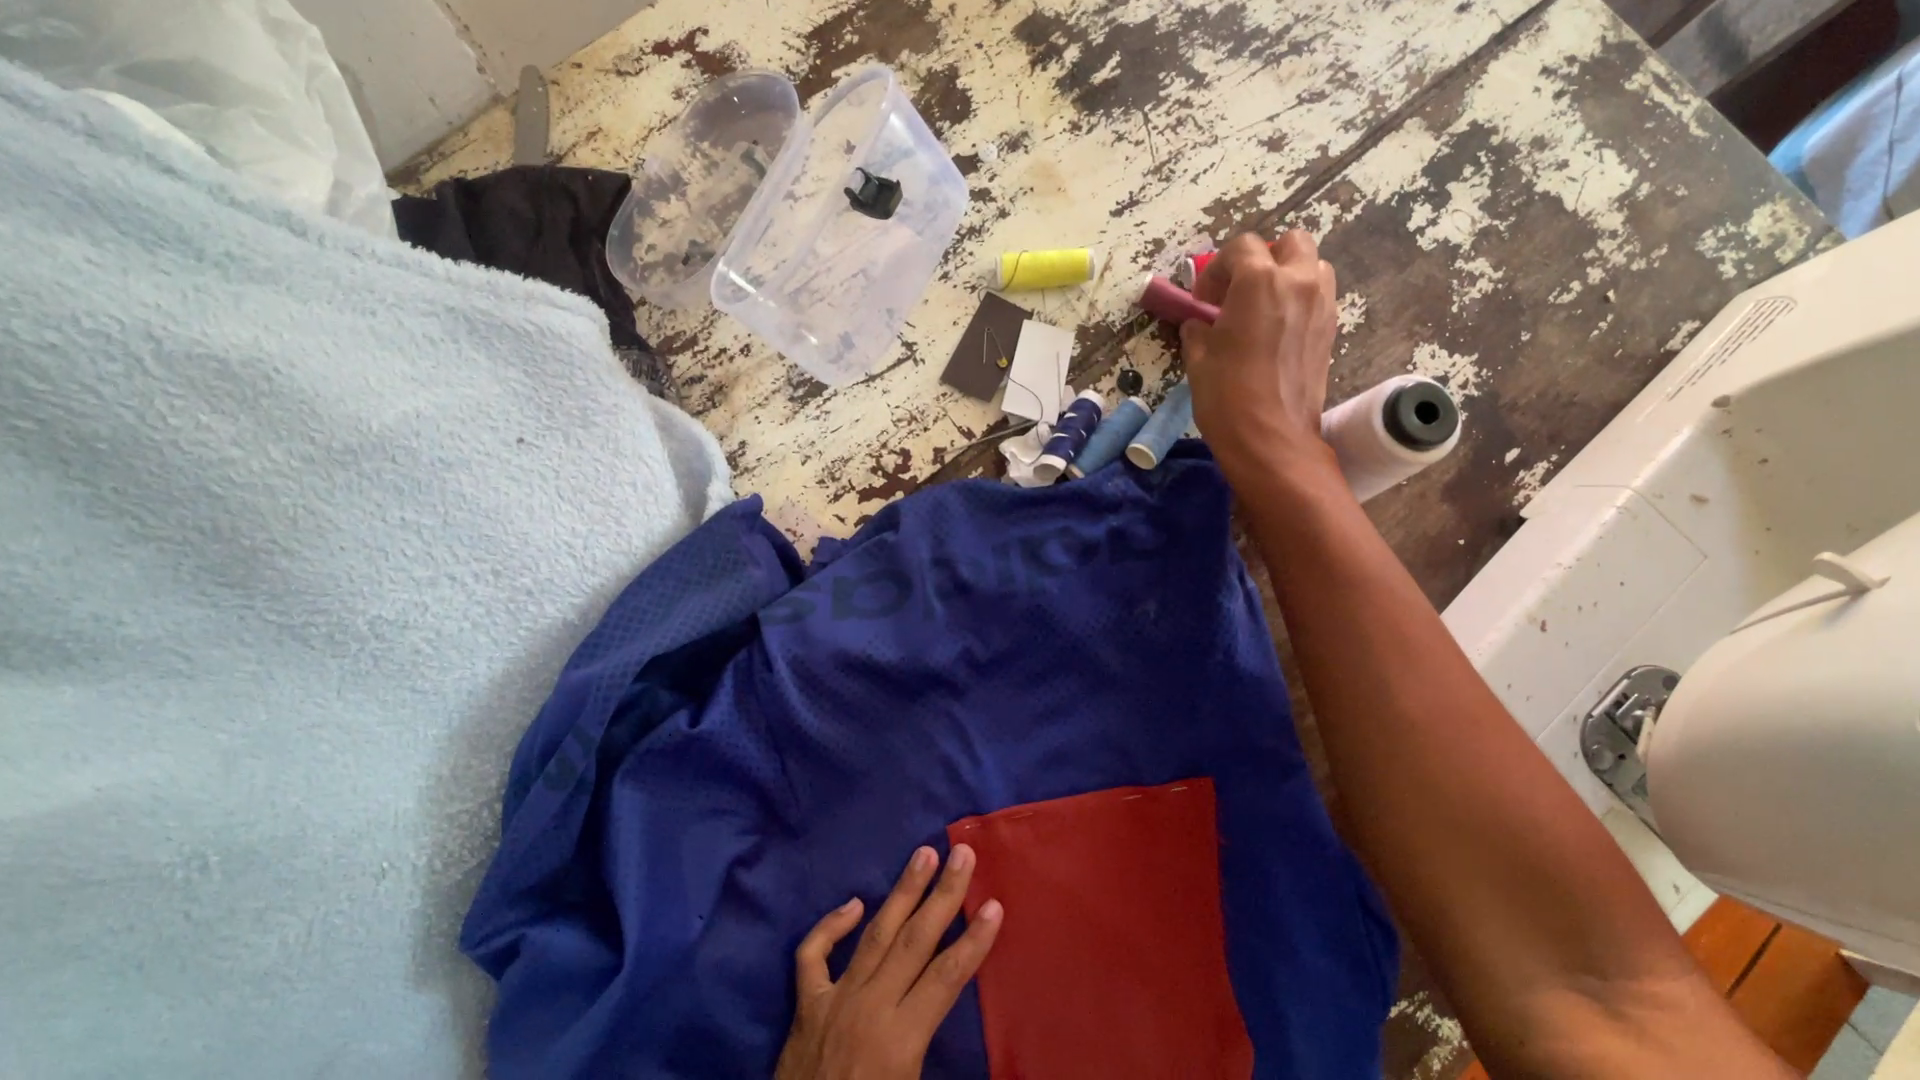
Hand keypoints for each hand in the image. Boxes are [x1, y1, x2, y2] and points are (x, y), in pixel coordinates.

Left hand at [774, 844, 1003, 1079]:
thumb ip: (938, 1050)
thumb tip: (986, 1048)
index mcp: (901, 1039)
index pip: (947, 978)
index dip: (974, 941)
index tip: (995, 906)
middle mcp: (870, 1007)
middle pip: (915, 941)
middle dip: (943, 895)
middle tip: (963, 854)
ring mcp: (835, 999)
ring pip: (874, 934)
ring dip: (902, 892)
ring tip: (923, 855)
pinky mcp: (806, 1003)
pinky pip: (814, 955)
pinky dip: (831, 926)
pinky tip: (853, 904)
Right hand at [1182, 230, 1341, 486]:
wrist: (1271, 439)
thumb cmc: (1226, 395)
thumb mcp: (1197, 355)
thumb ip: (1199, 326)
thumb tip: (1202, 322)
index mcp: (1260, 281)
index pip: (1241, 247)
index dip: (1218, 269)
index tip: (1204, 298)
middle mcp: (1298, 282)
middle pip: (1289, 243)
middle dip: (1263, 258)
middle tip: (1239, 291)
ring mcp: (1322, 305)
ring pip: (1312, 266)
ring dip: (1288, 275)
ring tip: (1263, 307)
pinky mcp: (1331, 330)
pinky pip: (1318, 297)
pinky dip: (1299, 301)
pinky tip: (1277, 331)